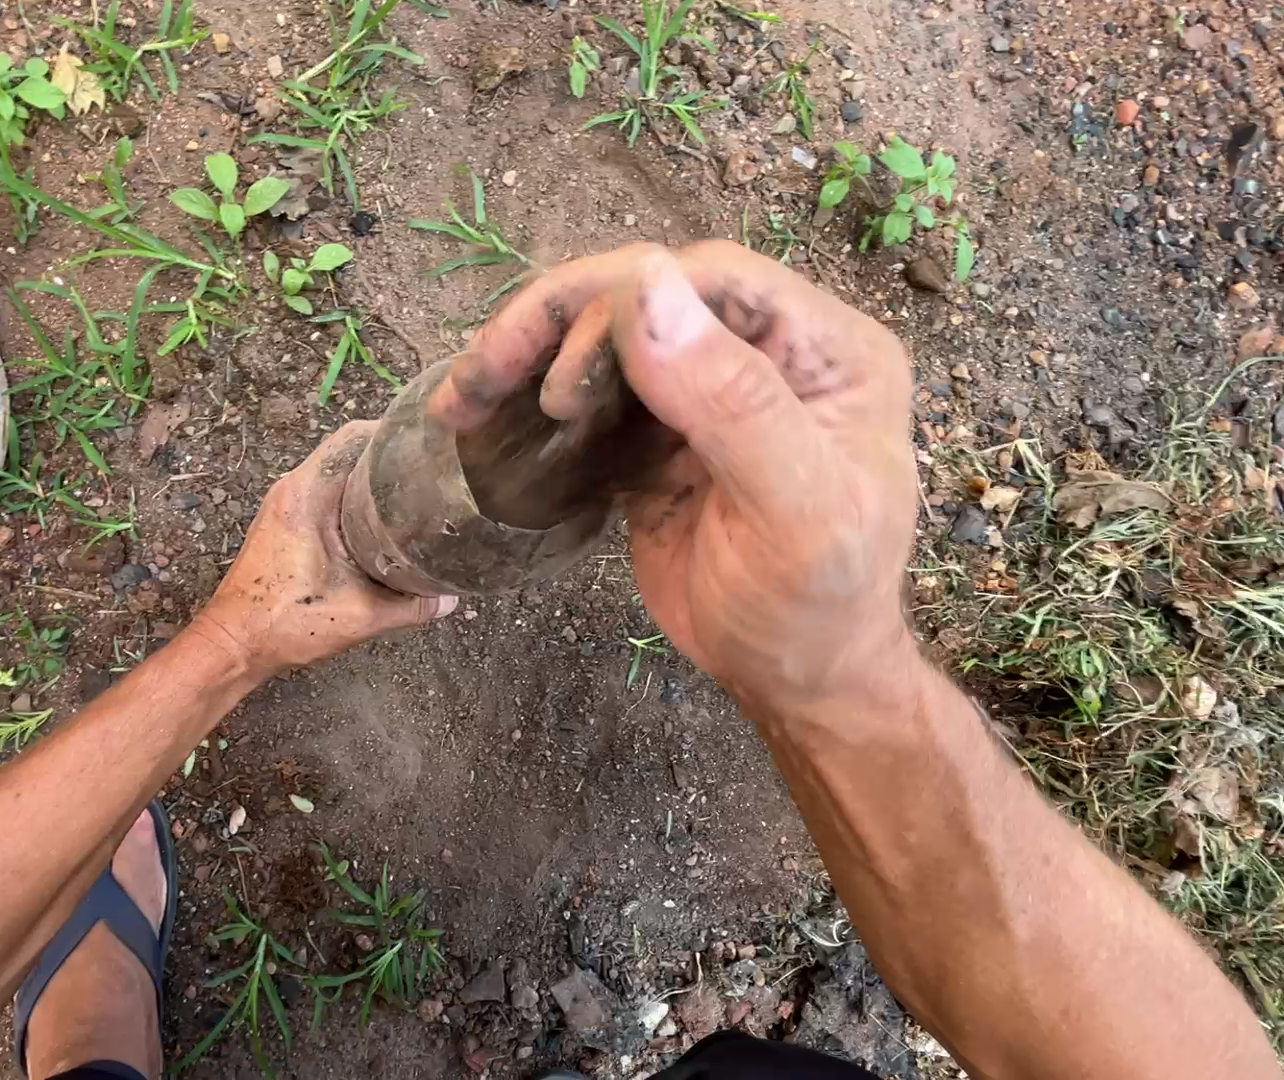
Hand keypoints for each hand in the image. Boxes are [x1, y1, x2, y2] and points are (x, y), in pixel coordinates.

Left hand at [189, 422, 455, 675]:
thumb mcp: (359, 617)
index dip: (393, 433)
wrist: (233, 643)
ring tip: (417, 489)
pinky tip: (385, 516)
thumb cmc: (285, 624)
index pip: (353, 438)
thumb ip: (411, 607)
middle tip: (433, 470)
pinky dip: (355, 494)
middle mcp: (293, 488)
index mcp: (307, 494)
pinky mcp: (285, 519)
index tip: (429, 443)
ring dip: (373, 476)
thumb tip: (452, 598)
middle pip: (349, 450)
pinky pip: (327, 490)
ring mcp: (286, 502)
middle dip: (390, 456)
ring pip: (337, 471)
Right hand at [433, 241, 918, 705]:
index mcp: (822, 350)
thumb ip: (733, 399)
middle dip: (553, 325)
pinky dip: (535, 406)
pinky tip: (488, 421)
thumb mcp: (794, 510)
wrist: (789, 676)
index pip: (714, 279)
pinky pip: (590, 399)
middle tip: (480, 376)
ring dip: (528, 359)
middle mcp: (761, 353)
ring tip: (462, 398)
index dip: (625, 301)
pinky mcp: (656, 436)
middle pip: (646, 298)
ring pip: (605, 343)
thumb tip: (643, 286)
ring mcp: (703, 393)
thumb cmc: (811, 605)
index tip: (555, 379)